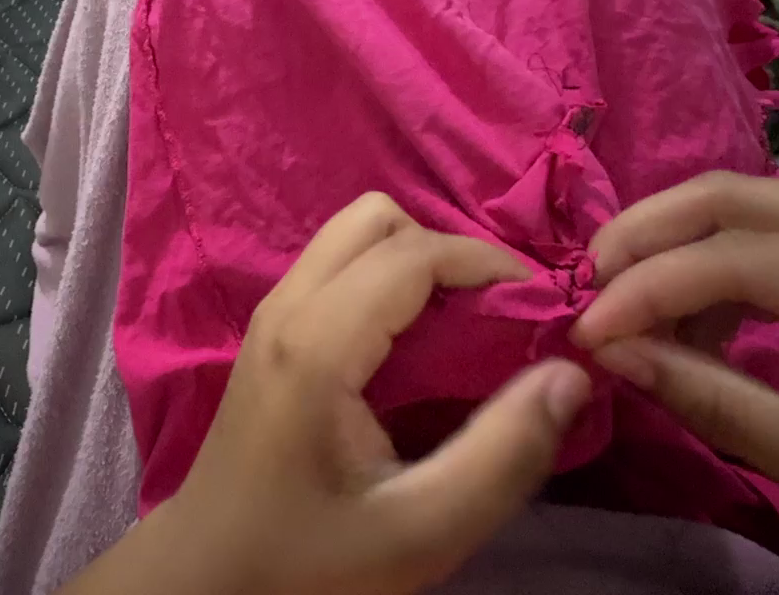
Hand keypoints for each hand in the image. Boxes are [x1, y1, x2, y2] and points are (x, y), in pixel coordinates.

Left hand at [62, 193, 591, 594]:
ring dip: (416, 259)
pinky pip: (337, 264)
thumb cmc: (308, 558)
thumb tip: (568, 374)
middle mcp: (287, 302)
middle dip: (446, 250)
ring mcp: (272, 309)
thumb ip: (503, 452)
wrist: (210, 571)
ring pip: (352, 234)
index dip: (486, 264)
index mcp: (316, 340)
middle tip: (495, 315)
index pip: (411, 253)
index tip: (542, 307)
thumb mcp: (420, 529)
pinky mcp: (272, 326)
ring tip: (463, 324)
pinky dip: (387, 276)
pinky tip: (416, 339)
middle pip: (374, 218)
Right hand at [569, 172, 778, 553]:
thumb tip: (614, 354)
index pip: (747, 258)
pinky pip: (764, 231)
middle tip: (589, 288)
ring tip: (626, 305)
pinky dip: (705, 265)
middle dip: (644, 233)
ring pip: (744, 202)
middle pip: (736, 195)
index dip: (653, 289)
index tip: (587, 335)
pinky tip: (688, 321)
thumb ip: (736, 414)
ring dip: (668, 243)